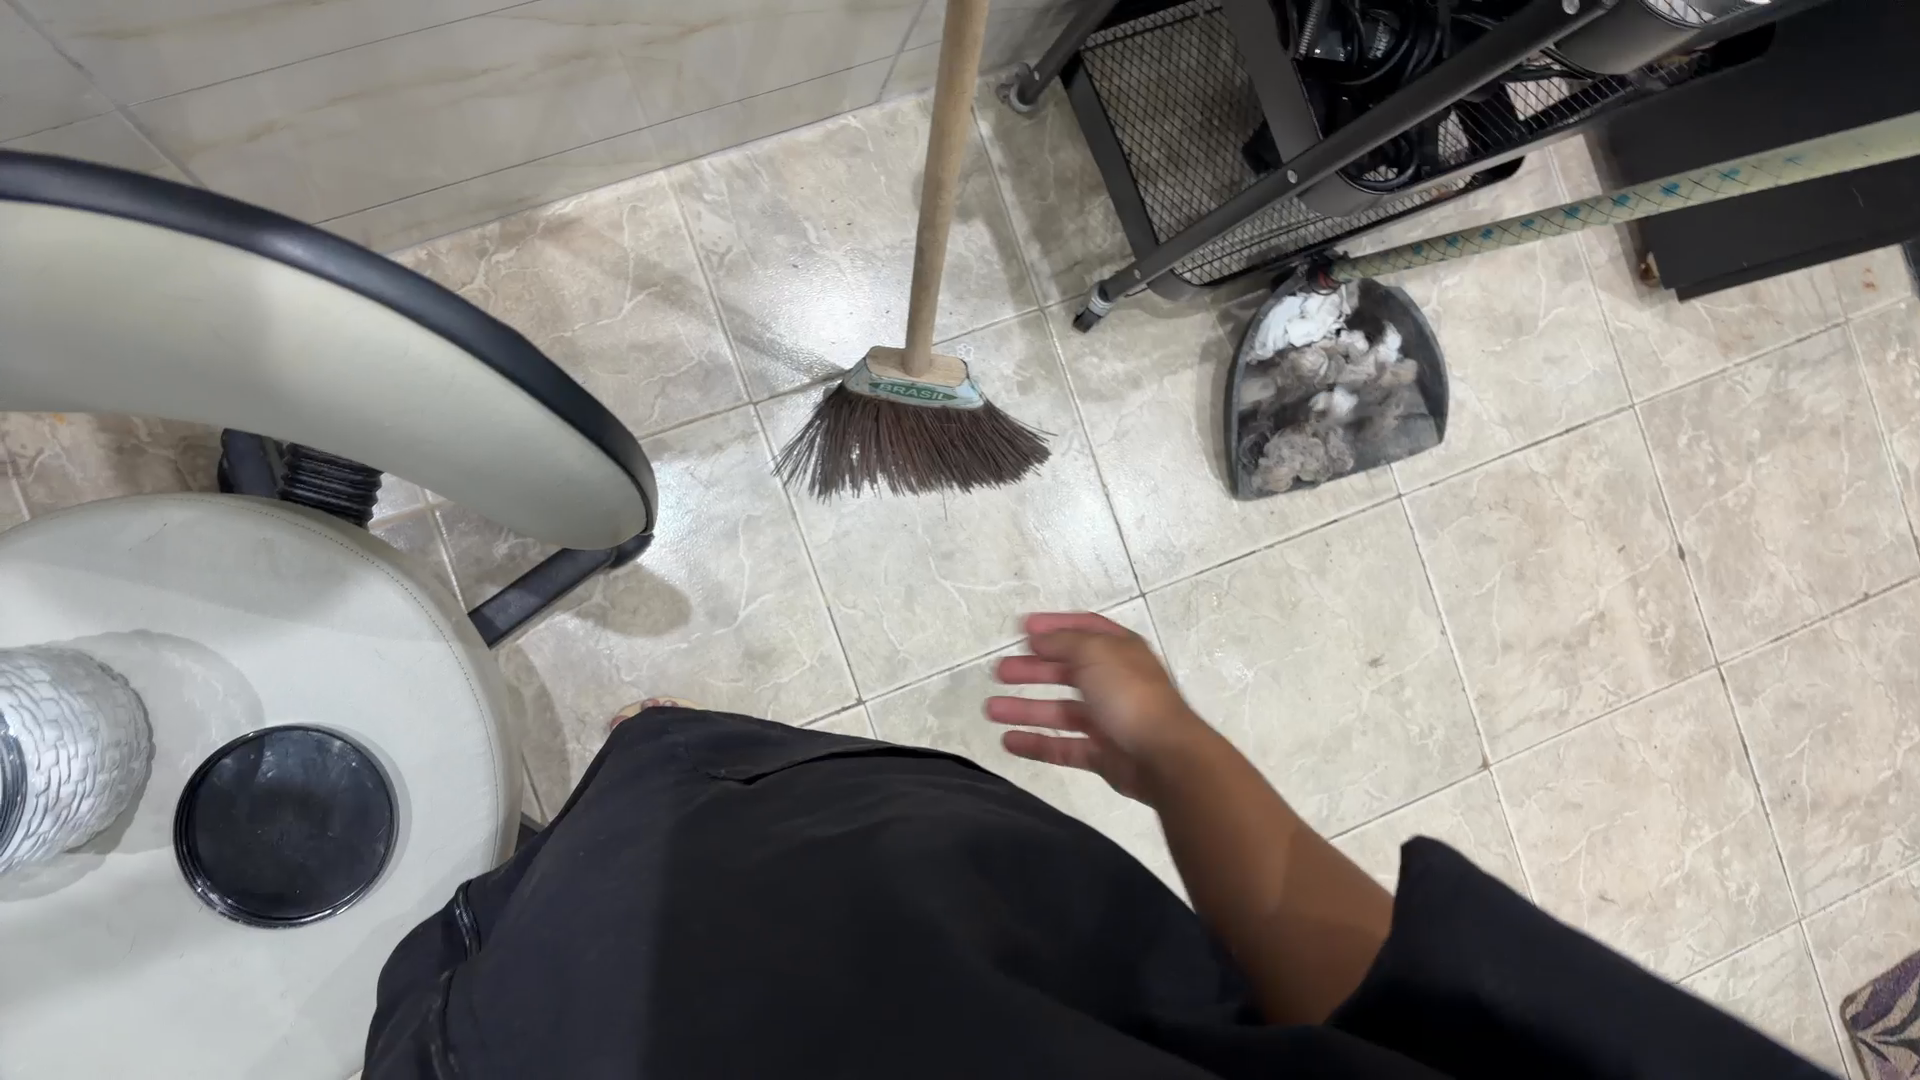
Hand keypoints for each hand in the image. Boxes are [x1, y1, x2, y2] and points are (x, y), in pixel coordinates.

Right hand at [987, 612, 1212, 801]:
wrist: (1165, 756)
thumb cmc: (1130, 694)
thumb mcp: (1095, 652)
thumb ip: (1064, 642)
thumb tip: (1038, 637)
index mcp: (1119, 651)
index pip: (1084, 629)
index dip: (1054, 627)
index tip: (1022, 630)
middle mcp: (1113, 682)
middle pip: (1066, 671)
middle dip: (1032, 669)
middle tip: (1000, 672)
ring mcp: (1107, 720)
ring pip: (1059, 710)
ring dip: (1025, 708)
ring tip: (990, 709)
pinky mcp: (1101, 754)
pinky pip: (1062, 746)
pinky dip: (1036, 743)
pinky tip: (1008, 741)